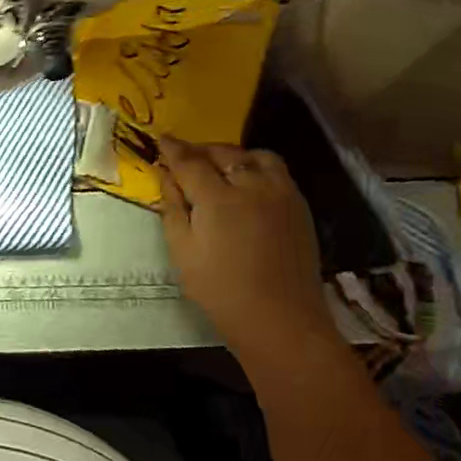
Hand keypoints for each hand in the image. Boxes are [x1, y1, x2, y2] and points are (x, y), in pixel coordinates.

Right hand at [157, 138, 336, 357]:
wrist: (280, 320)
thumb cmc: (220, 289)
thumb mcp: (182, 251)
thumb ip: (172, 208)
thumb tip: (167, 176)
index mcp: (219, 198)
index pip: (191, 161)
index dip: (173, 149)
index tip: (161, 140)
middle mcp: (253, 186)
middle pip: (224, 153)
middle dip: (201, 150)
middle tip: (183, 156)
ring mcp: (282, 194)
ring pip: (255, 156)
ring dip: (232, 154)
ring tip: (218, 166)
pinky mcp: (299, 206)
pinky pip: (276, 171)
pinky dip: (256, 166)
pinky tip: (245, 183)